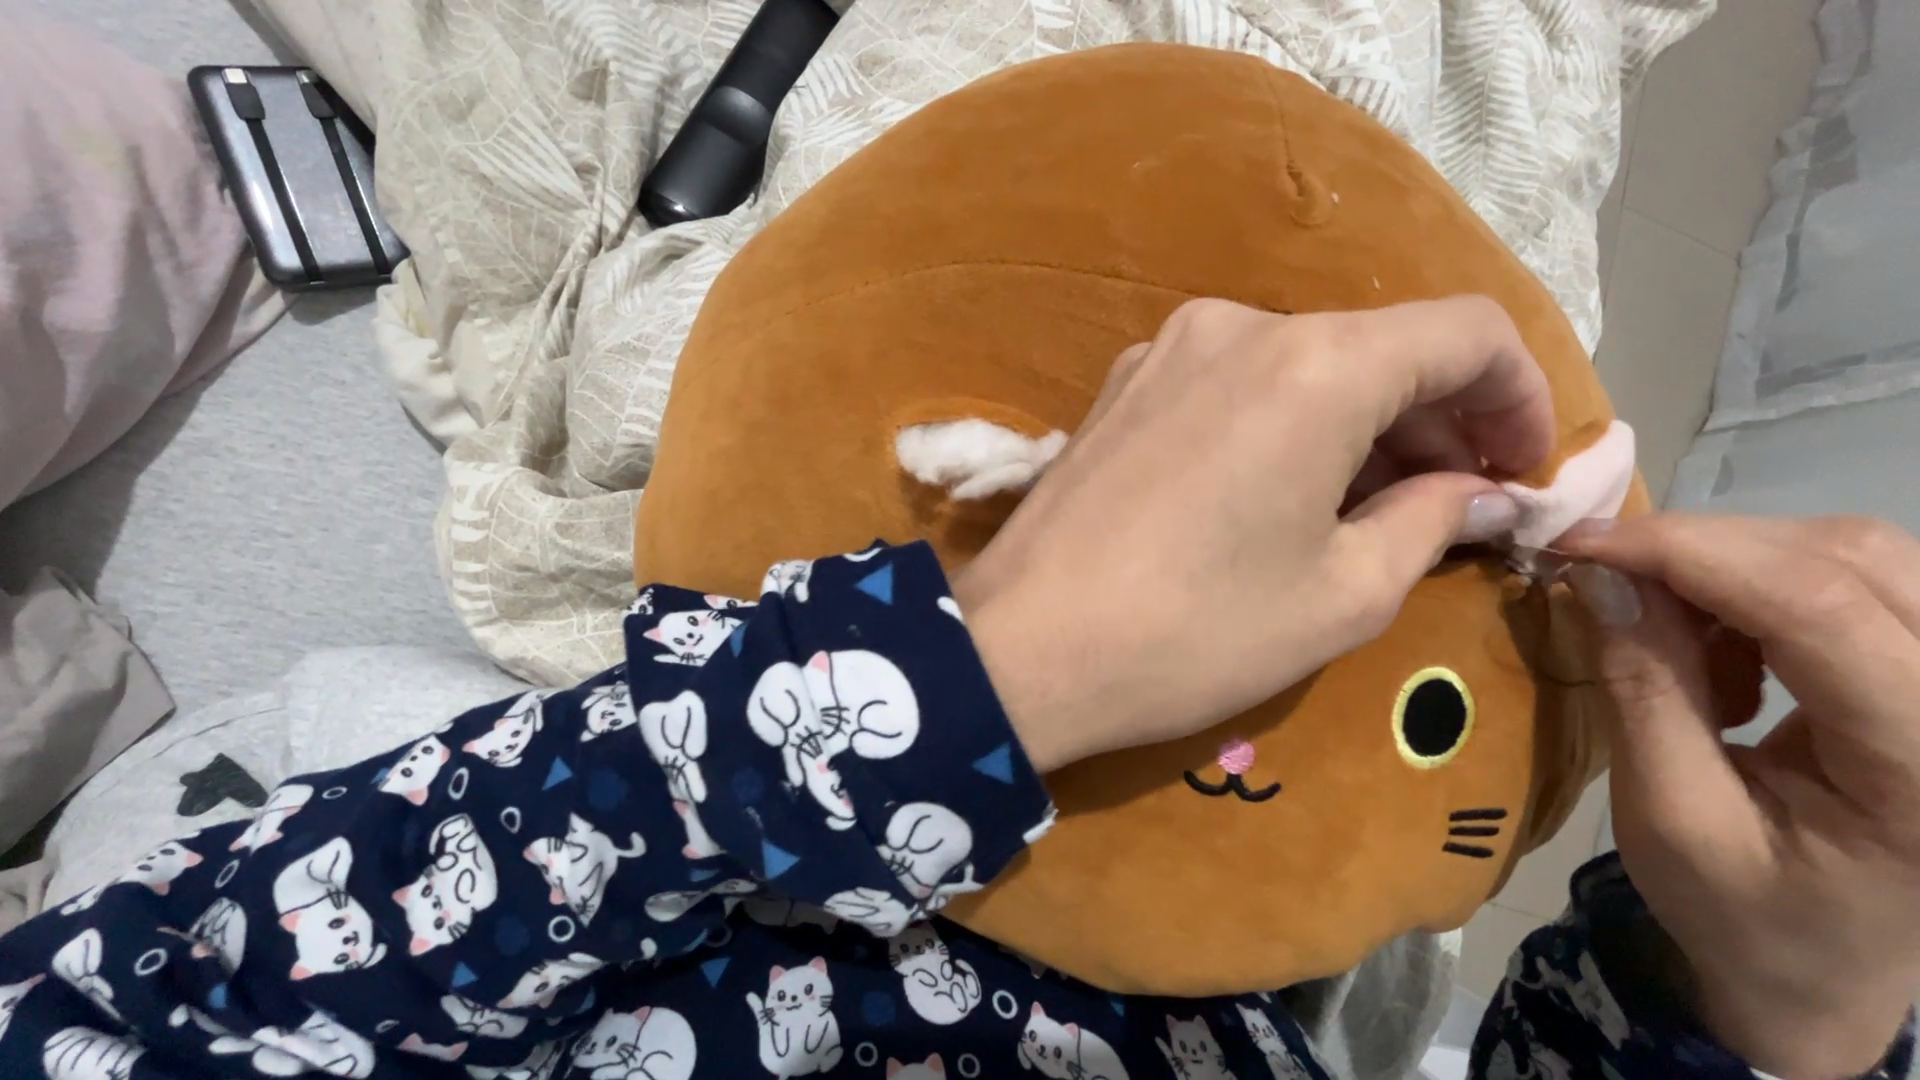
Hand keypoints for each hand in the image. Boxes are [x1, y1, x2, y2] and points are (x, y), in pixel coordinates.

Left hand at [950, 296, 1554, 772]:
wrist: (1021, 648)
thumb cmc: (1193, 632)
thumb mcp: (1341, 595)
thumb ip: (1431, 520)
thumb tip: (1480, 490)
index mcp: (1316, 364)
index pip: (1465, 333)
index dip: (1520, 397)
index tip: (1523, 471)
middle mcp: (1239, 328)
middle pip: (1377, 348)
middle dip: (1436, 419)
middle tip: (1459, 502)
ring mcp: (1165, 351)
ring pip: (1301, 367)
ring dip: (1357, 425)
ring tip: (1372, 509)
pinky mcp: (1119, 388)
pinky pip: (1231, 386)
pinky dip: (1282, 424)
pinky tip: (1280, 492)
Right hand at [1560, 514, 1919, 1077]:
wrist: (1824, 967)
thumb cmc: (1740, 912)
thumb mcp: (1669, 815)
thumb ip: (1644, 692)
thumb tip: (1600, 579)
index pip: (1819, 607)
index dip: (1686, 553)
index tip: (1575, 543)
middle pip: (1852, 559)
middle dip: (1703, 547)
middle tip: (1601, 574)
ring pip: (1859, 553)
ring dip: (1732, 563)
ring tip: (1664, 623)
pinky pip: (1860, 578)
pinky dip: (1760, 585)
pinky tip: (1721, 640)